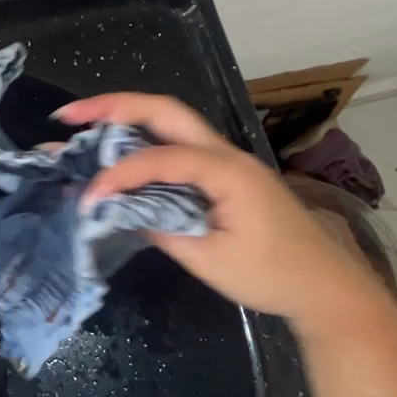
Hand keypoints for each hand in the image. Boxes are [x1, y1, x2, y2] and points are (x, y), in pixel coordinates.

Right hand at [56, 93, 389, 335]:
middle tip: (68, 116)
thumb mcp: (211, 260)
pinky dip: (141, 138)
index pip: (159, 159)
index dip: (119, 175)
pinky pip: (176, 143)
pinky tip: (116, 150)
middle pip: (164, 110)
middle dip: (113, 106)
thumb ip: (162, 228)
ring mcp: (225, 159)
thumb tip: (118, 211)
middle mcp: (225, 153)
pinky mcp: (223, 173)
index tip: (90, 198)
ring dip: (125, 115)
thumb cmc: (273, 276)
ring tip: (83, 123)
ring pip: (170, 120)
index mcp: (227, 170)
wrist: (328, 289)